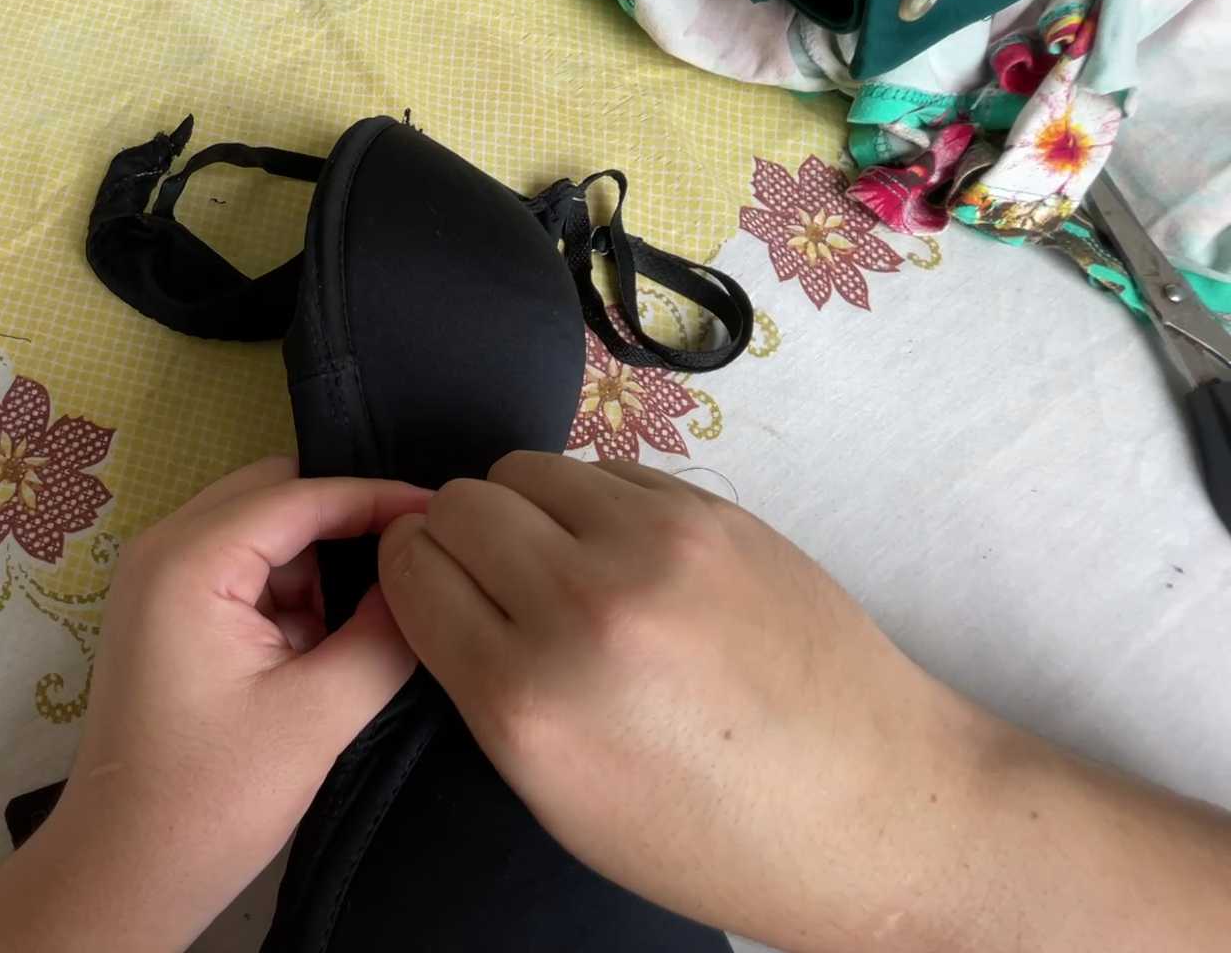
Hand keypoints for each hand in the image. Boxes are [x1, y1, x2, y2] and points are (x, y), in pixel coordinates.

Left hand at [0, 457, 426, 951]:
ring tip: (366, 611)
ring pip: (261, 528)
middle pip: (273, 494)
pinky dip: (289, 588)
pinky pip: (244, 564)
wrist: (126, 867)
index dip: (374, 498)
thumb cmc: (212, 798)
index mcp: (188, 561)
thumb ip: (383, 635)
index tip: (437, 511)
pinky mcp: (169, 604)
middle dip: (343, 520)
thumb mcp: (316, 716)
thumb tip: (420, 579)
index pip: (298, 496)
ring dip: (316, 560)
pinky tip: (319, 637)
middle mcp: (163, 546)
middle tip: (411, 553)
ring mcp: (160, 573)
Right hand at [378, 452, 1230, 952]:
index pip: (410, 568)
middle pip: (453, 503)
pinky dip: (586, 502)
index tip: (430, 582)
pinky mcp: (712, 508)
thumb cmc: (699, 828)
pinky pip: (595, 468)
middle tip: (492, 572)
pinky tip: (626, 552)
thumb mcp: (548, 786)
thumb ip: (470, 672)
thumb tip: (430, 573)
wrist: (888, 816)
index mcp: (526, 697)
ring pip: (516, 467)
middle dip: (452, 533)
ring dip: (517, 508)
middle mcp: (583, 607)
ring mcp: (656, 545)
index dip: (408, 568)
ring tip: (559, 556)